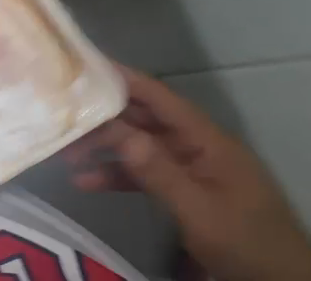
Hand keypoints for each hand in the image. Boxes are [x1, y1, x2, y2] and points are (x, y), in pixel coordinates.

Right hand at [63, 63, 310, 280]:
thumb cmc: (249, 245)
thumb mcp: (201, 211)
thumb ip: (158, 171)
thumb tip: (118, 131)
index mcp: (206, 138)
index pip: (157, 96)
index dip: (121, 77)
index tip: (83, 64)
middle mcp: (197, 146)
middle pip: (144, 119)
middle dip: (104, 116)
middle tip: (62, 114)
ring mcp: (192, 170)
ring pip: (141, 147)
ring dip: (106, 148)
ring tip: (66, 151)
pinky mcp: (189, 194)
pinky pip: (147, 175)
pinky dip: (119, 176)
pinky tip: (87, 183)